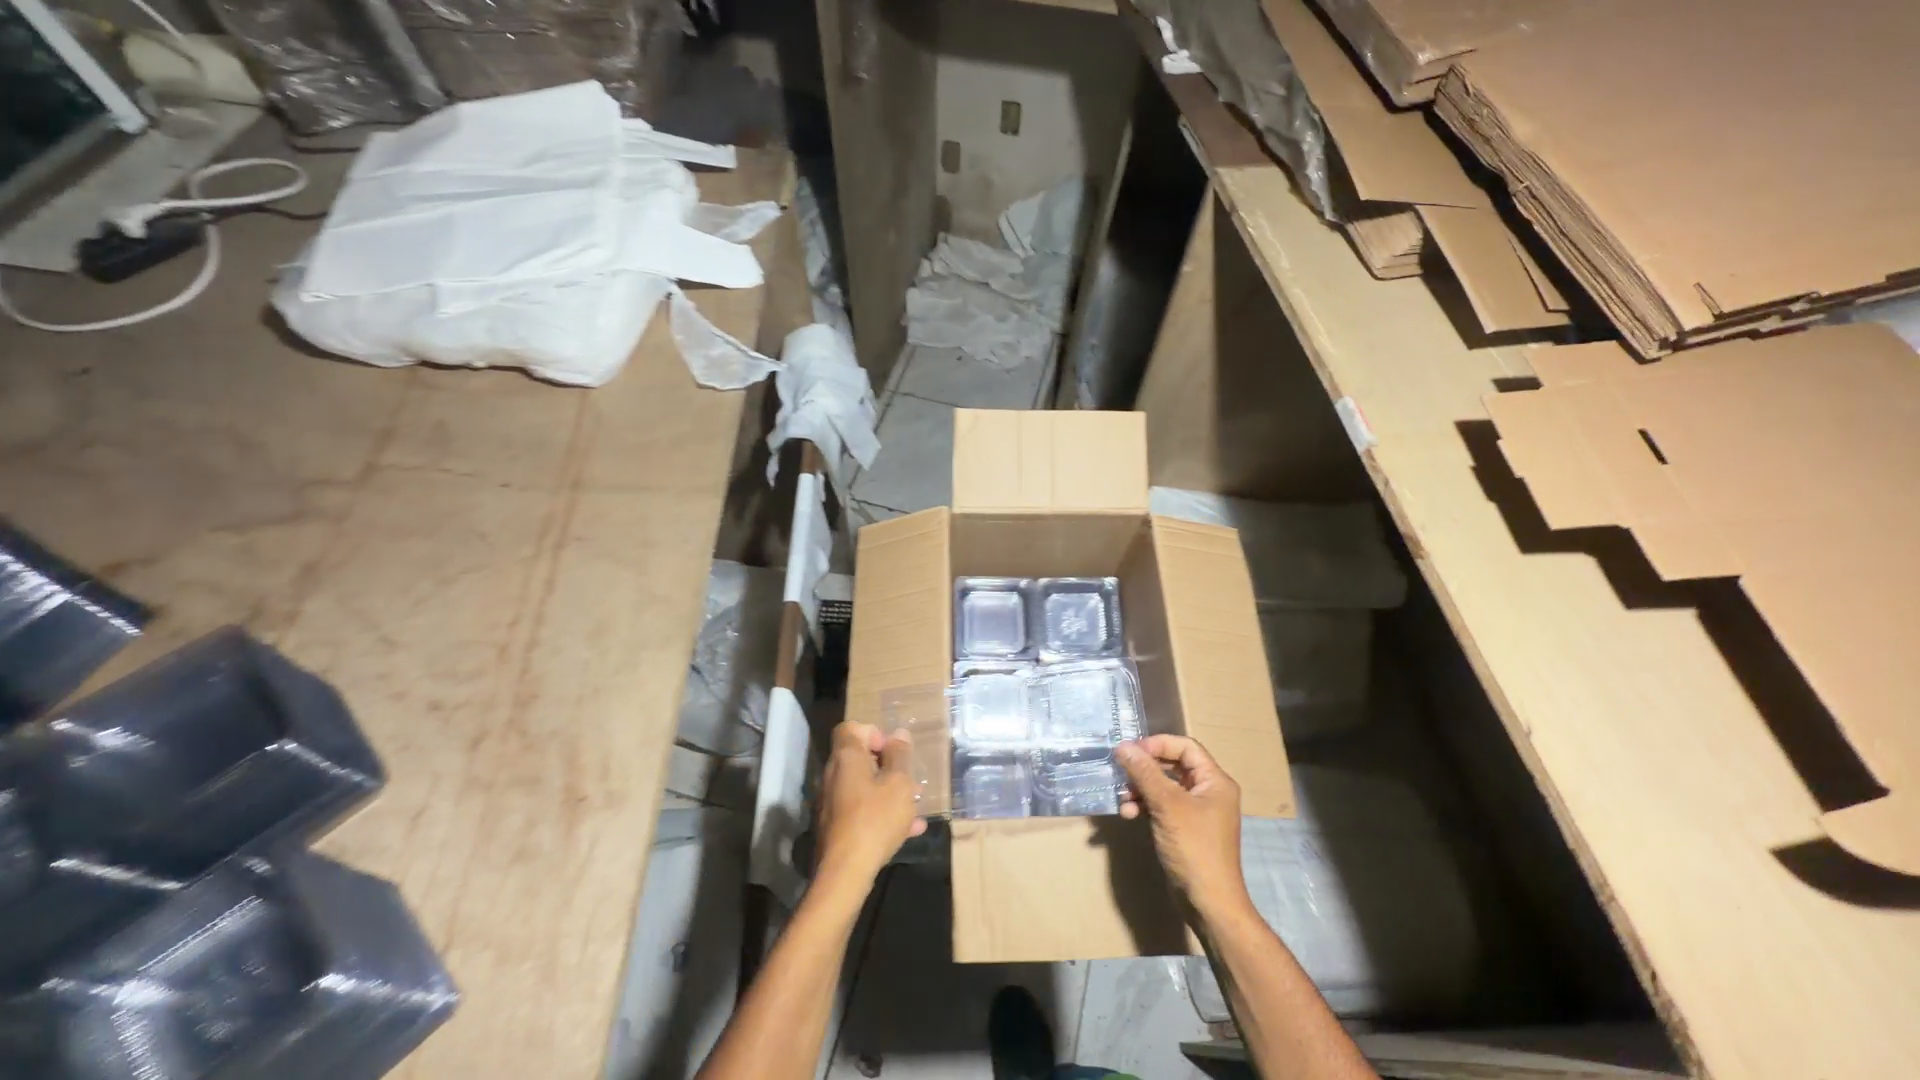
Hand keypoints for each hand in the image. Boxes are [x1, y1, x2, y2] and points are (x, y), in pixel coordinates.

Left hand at [815, 721, 926, 886]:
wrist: (846, 870)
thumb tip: (899, 734)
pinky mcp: (836, 826)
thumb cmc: (876, 818)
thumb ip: (900, 756)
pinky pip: (862, 810)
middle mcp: (833, 775)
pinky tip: (909, 829)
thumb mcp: (899, 784)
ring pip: (864, 787)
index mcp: (846, 758)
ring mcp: (832, 802)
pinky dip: (882, 813)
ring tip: (915, 804)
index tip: (893, 751)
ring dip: (889, 791)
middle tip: (910, 780)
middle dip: (888, 766)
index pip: (851, 728)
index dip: (874, 733)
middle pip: (859, 759)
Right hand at [1116, 735, 1249, 916]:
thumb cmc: (1194, 848)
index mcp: (1215, 781)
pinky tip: (1128, 814)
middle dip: (1145, 768)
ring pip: (1164, 787)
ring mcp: (1196, 812)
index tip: (1130, 751)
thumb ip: (1145, 773)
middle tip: (1121, 771)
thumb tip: (1123, 747)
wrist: (1208, 901)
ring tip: (1122, 798)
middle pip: (1173, 766)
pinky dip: (1145, 807)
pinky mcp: (1184, 829)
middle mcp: (1208, 792)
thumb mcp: (1167, 806)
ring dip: (1141, 789)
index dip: (1158, 744)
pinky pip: (1162, 807)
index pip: (1186, 747)